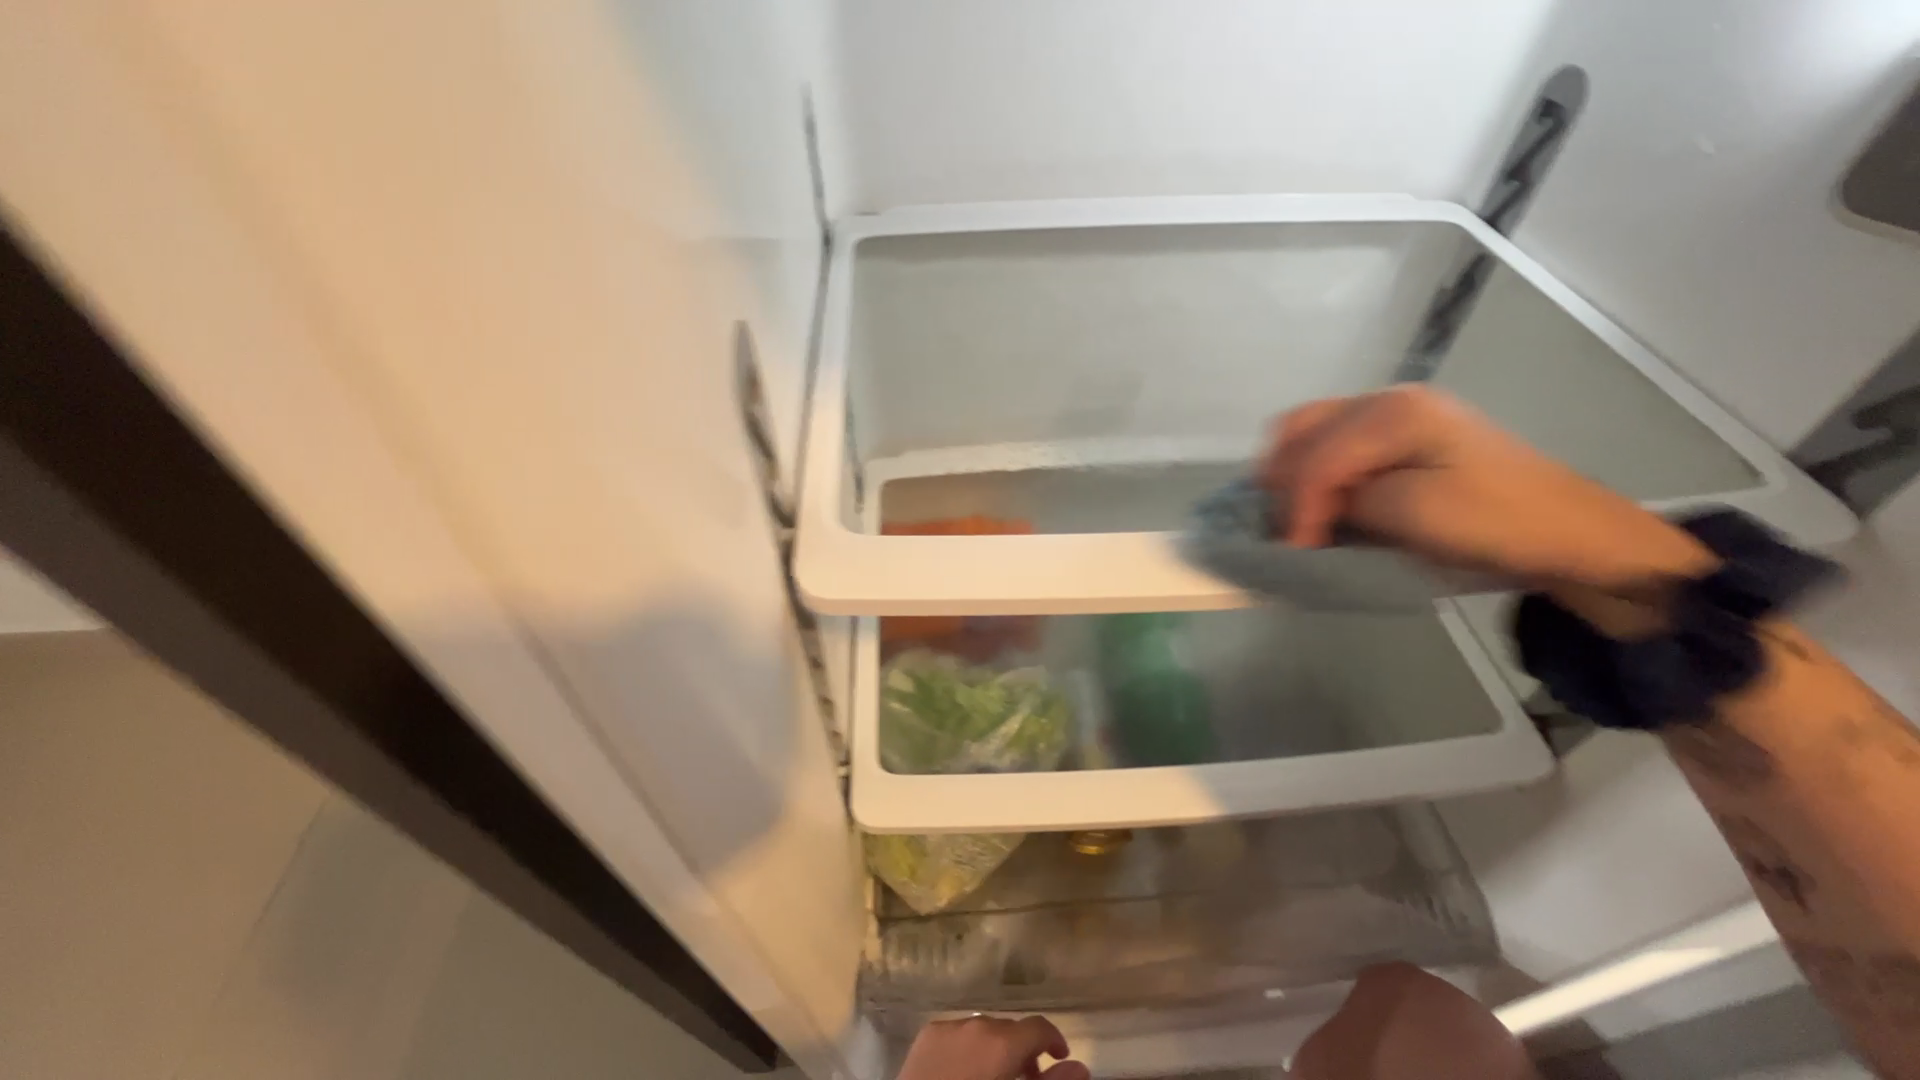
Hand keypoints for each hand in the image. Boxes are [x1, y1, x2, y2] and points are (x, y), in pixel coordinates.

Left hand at [896, 1016, 1088, 1079]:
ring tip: (997, 1078)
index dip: (1054, 1041)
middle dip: (1024, 1051)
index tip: (1061, 1061)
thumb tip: (1080, 1068)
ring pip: (984, 1030)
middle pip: (1011, 1029)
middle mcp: (977, 1024)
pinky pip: (959, 1033)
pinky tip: (965, 1073)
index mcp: (1001, 1041)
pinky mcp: (926, 1034)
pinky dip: (970, 1048)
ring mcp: (948, 1026)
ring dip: (996, 1049)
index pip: (1038, 1027)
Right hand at [1260, 386, 1715, 633]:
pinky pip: (1336, 446)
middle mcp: (1387, 400)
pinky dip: (1318, 475)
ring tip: (1296, 519)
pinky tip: (1323, 505)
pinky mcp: (1404, 438)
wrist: (1574, 535)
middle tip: (1280, 529)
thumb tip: (1302, 513)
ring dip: (1295, 477)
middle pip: (1299, 429)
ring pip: (1312, 434)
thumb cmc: (1496, 524)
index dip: (1293, 508)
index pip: (1314, 458)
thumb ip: (1347, 502)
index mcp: (1392, 413)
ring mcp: (1396, 415)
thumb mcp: (1414, 514)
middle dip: (1281, 481)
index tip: (1291, 555)